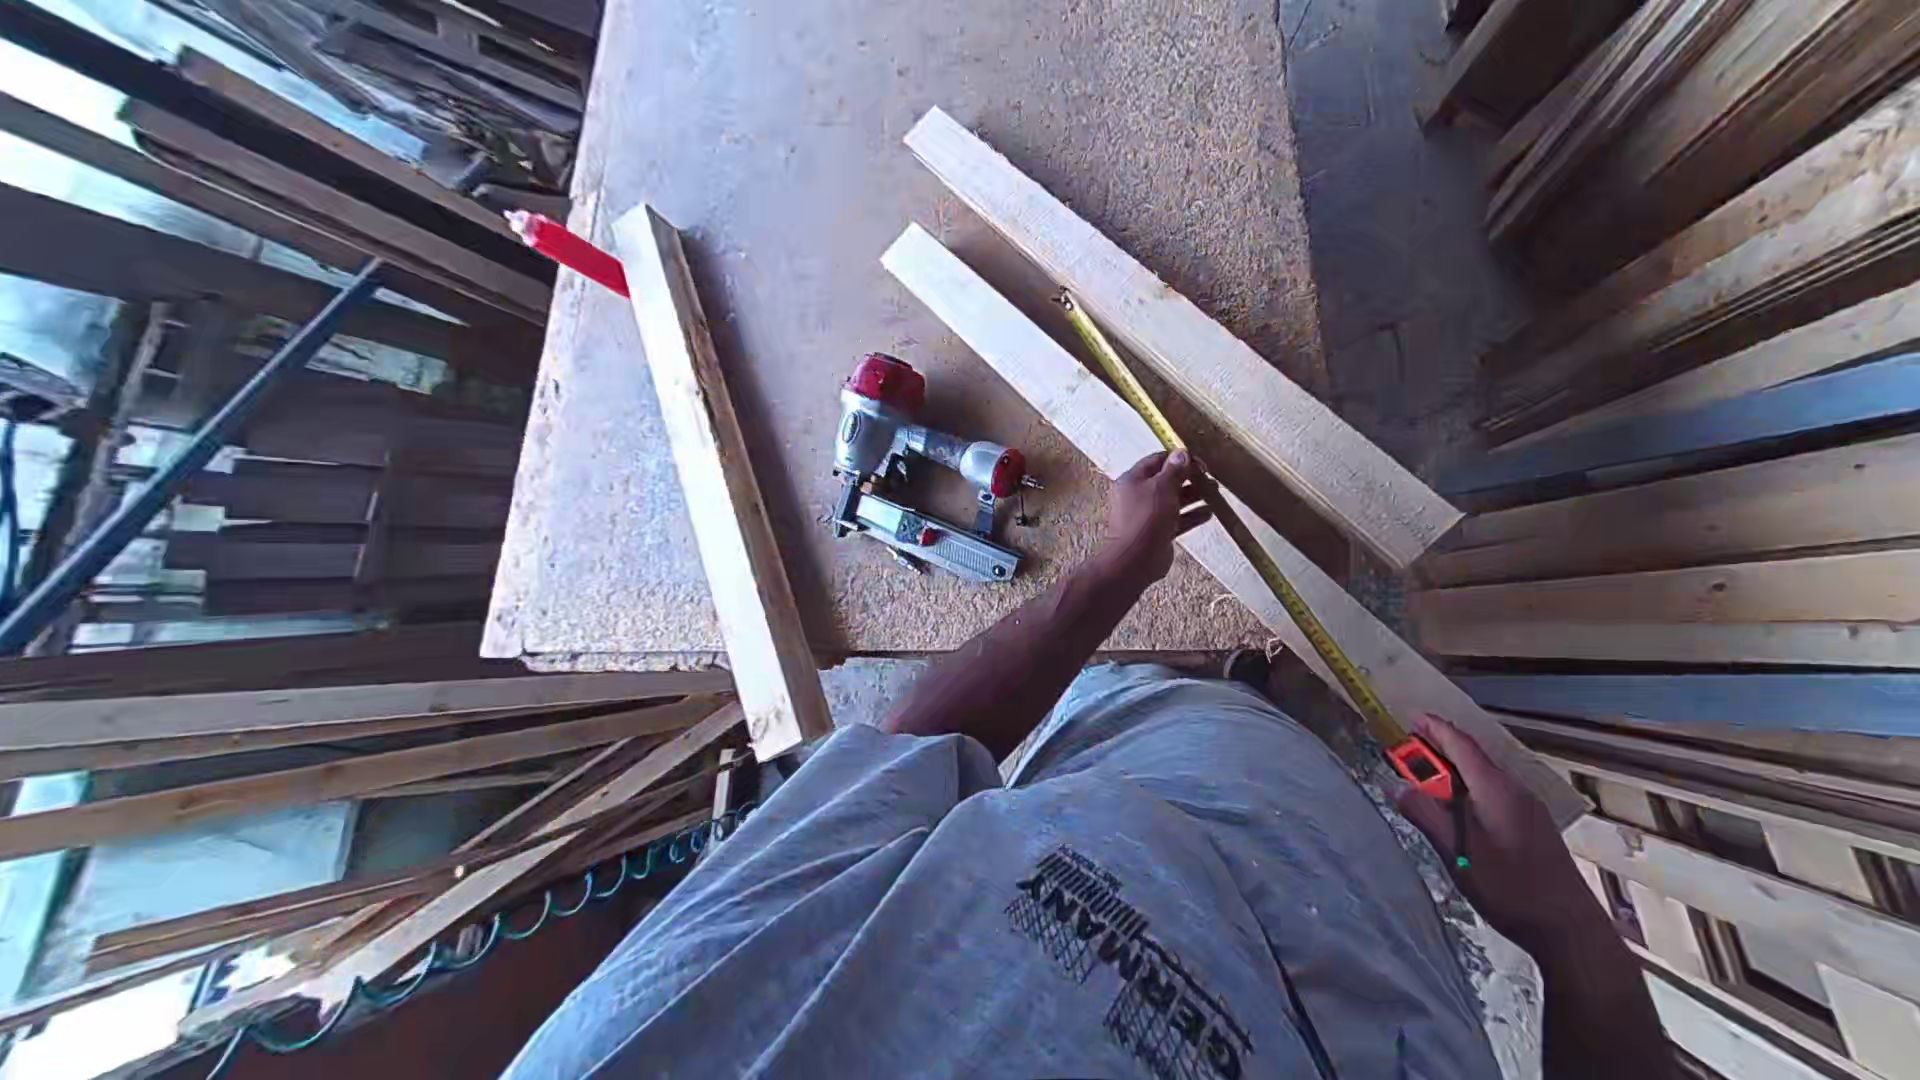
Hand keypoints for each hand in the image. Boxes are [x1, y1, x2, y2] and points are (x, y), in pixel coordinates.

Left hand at [1098, 450, 1212, 583]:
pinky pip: (1177, 519)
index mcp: (1132, 480)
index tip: (1198, 460)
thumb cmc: (1146, 518)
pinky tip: (1210, 512)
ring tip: (1215, 492)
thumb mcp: (1162, 488)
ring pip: (1173, 500)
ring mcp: (1148, 515)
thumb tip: (1181, 453)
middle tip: (1209, 477)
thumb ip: (1173, 471)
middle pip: (1166, 481)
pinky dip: (1192, 515)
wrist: (1135, 560)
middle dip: (1189, 478)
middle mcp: (1138, 496)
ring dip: (1194, 495)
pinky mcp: (1158, 532)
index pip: (1155, 461)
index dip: (1176, 458)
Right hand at [1394, 713, 1606, 956]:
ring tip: (1422, 776)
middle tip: (1405, 751)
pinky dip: (1465, 786)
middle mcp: (1514, 792)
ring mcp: (1526, 810)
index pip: (1462, 746)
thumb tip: (1395, 786)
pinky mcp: (1530, 828)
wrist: (1572, 934)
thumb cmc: (1511, 888)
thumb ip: (1424, 813)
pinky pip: (1490, 791)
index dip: (1435, 728)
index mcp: (1496, 790)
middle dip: (1438, 748)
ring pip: (1482, 776)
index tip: (1410, 717)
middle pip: (1472, 757)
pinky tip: (1452, 804)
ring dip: (1450, 769)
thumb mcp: (1457, 852)